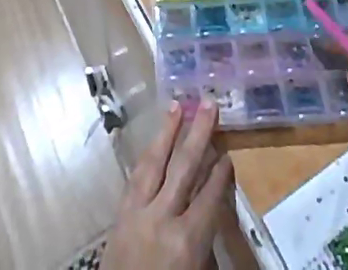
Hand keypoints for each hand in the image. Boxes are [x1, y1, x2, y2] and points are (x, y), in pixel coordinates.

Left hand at [102, 99, 234, 269]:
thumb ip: (206, 244)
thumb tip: (211, 207)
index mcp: (186, 241)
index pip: (209, 197)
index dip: (220, 174)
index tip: (228, 153)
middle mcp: (161, 219)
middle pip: (183, 168)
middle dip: (198, 134)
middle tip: (209, 103)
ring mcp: (136, 214)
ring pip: (154, 163)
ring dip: (167, 133)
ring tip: (178, 106)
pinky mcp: (119, 215)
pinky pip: (136, 177)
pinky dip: (148, 156)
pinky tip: (155, 142)